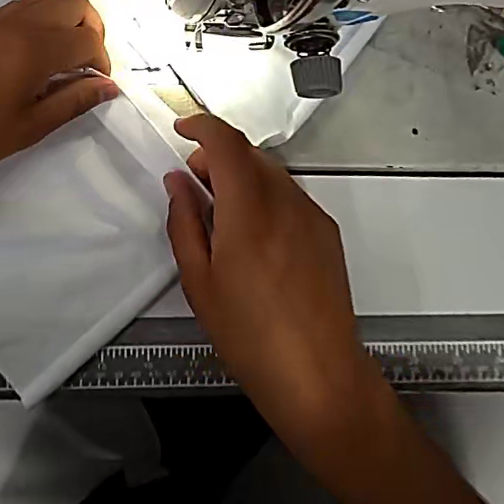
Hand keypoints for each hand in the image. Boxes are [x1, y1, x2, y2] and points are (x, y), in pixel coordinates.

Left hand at [0, 0, 117, 208]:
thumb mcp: (30, 127)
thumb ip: (74, 101)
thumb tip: (109, 86)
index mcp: (36, 49)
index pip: (89, 39)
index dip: (103, 62)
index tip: (97, 85)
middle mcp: (22, 23)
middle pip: (76, 3)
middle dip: (93, 29)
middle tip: (88, 64)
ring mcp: (1, 18)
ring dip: (70, 17)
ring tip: (66, 54)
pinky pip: (27, 2)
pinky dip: (46, 14)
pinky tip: (38, 49)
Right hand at [164, 113, 383, 444]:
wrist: (319, 377)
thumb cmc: (257, 339)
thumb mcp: (199, 280)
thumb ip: (183, 220)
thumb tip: (177, 184)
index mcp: (247, 211)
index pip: (224, 141)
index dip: (200, 125)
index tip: (185, 128)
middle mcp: (283, 202)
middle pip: (246, 151)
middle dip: (216, 155)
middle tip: (196, 182)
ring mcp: (309, 214)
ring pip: (268, 170)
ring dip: (241, 174)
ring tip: (223, 214)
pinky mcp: (325, 228)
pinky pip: (289, 192)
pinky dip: (265, 194)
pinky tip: (254, 233)